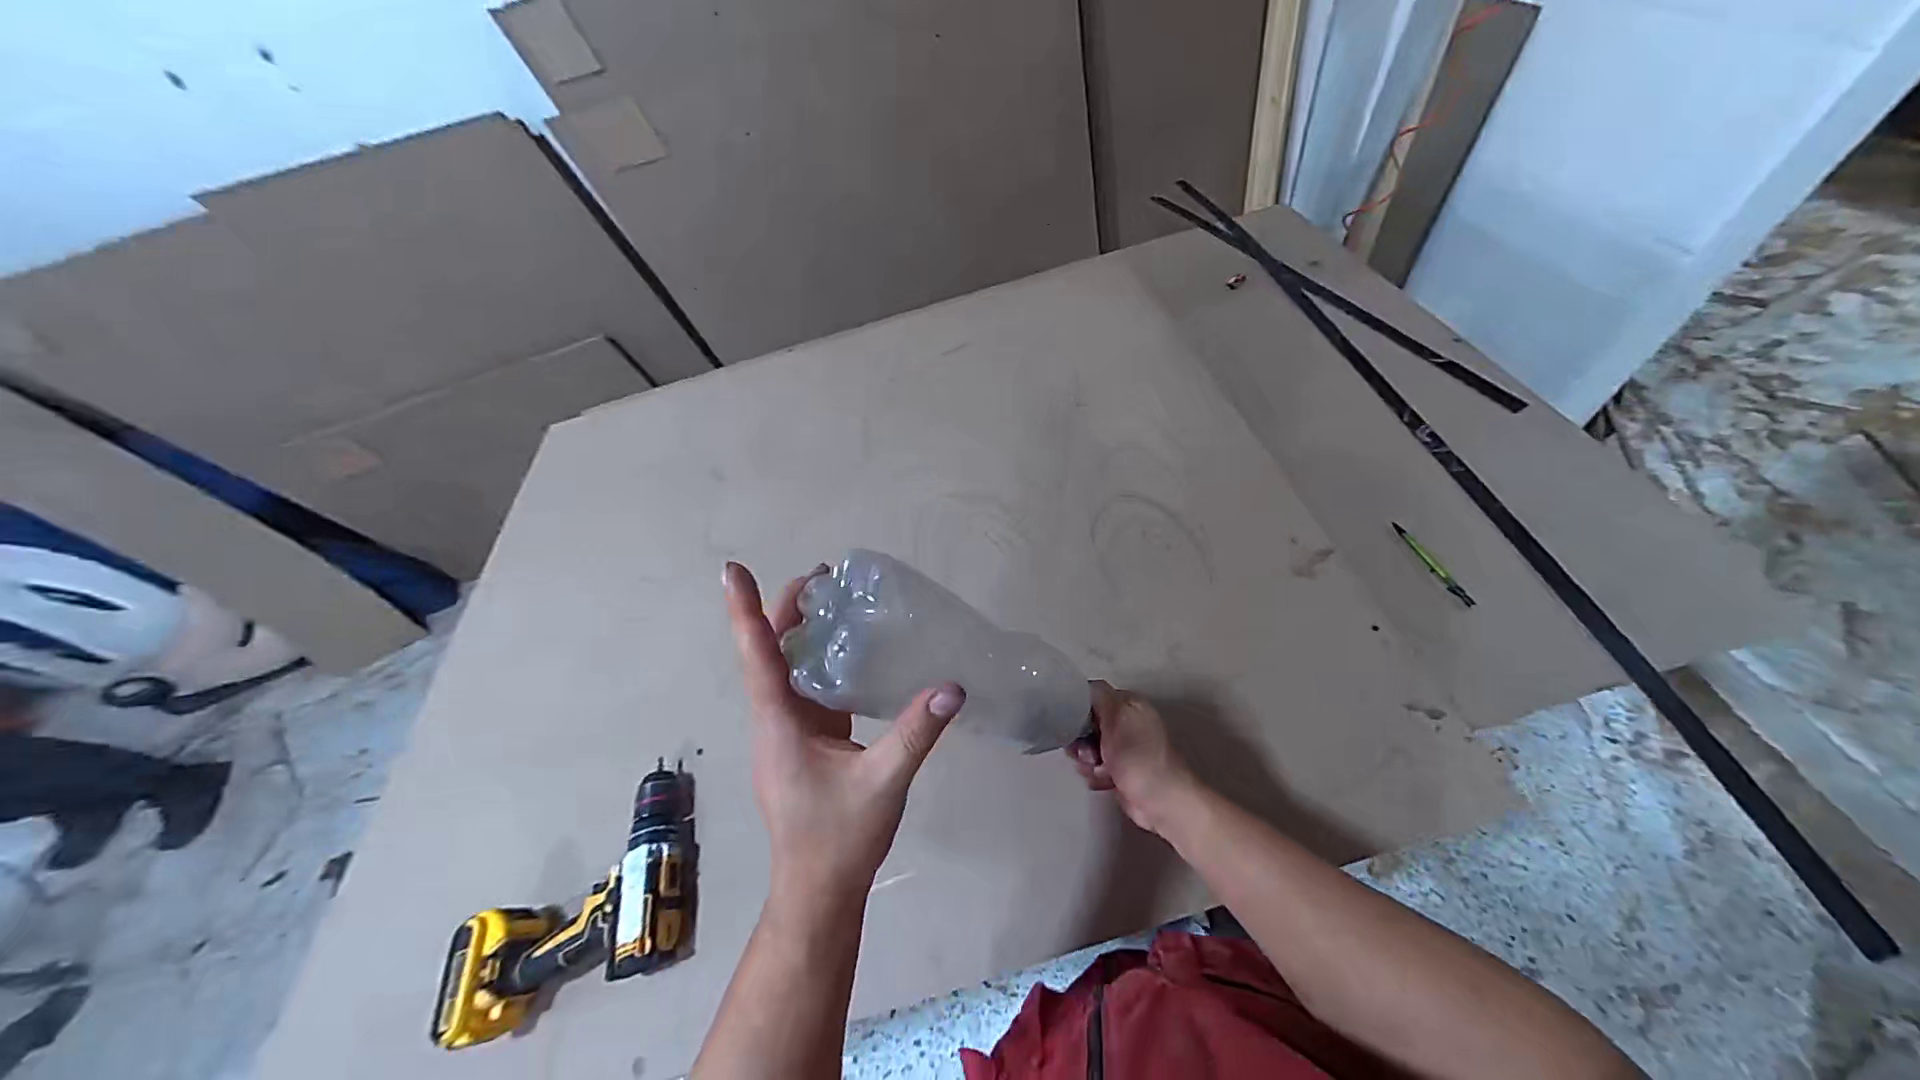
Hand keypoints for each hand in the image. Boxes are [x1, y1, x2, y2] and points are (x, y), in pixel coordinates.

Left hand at [723, 562, 963, 903]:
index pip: (757, 653)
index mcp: (779, 722)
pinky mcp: (804, 742)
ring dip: (804, 634)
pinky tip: (853, 655)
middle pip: (770, 652)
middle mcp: (775, 719)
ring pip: (788, 669)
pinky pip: (807, 690)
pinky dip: (822, 663)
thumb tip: (953, 687)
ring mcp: (787, 732)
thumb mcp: (883, 782)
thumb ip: (916, 732)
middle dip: (789, 610)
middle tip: (827, 577)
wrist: (818, 891)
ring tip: (839, 603)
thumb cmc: (838, 838)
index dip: (744, 609)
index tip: (732, 570)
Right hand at [1066, 681, 1199, 836]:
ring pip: (1086, 748)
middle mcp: (1125, 722)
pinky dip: (1095, 775)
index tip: (1076, 726)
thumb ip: (1098, 695)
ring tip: (1102, 770)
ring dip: (1087, 761)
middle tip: (1092, 753)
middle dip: (1081, 741)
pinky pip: (1093, 766)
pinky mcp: (1119, 770)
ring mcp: (1122, 748)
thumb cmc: (1140, 759)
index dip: (1078, 711)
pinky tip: (1106, 781)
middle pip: (1084, 724)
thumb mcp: (1117, 717)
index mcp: (1128, 704)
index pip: (1089, 697)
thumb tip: (1082, 686)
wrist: (1161, 802)